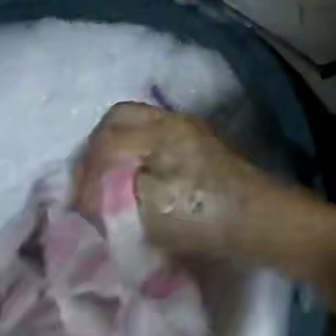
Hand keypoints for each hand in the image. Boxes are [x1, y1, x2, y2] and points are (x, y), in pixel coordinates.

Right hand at [75, 102, 307, 260]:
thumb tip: (86, 194)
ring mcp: (187, 129)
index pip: (106, 138)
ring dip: (115, 148)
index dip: (86, 171)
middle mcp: (172, 119)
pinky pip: (153, 134)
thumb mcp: (147, 208)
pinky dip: (134, 150)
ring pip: (137, 123)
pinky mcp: (198, 145)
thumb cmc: (202, 213)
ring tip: (106, 184)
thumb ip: (111, 194)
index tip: (79, 203)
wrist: (256, 217)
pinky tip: (134, 179)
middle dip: (96, 147)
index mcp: (158, 130)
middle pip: (119, 118)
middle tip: (87, 183)